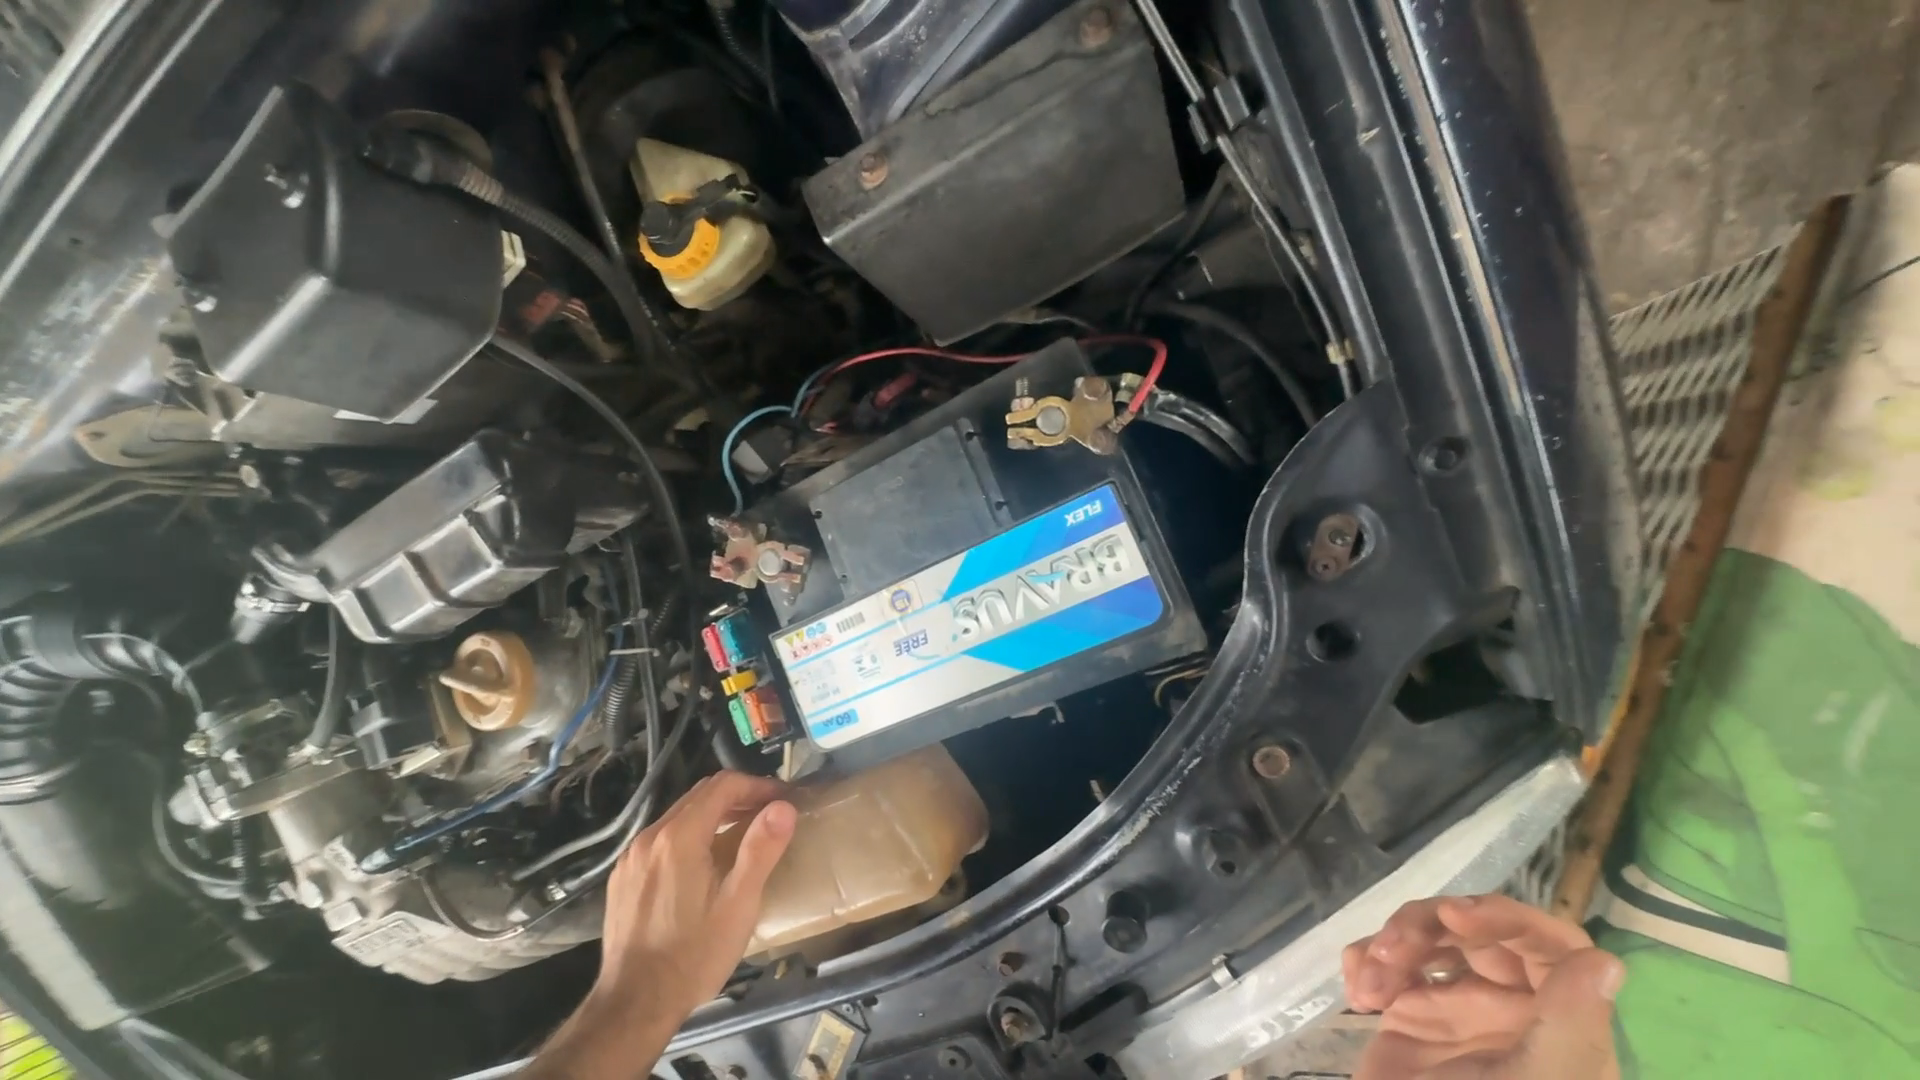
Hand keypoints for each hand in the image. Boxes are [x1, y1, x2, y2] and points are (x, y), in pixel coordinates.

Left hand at [594, 771, 796, 1020]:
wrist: (633, 1005)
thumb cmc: (693, 955)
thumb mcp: (738, 905)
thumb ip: (760, 850)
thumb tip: (783, 807)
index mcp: (679, 837)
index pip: (723, 785)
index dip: (758, 786)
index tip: (784, 801)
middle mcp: (650, 836)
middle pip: (700, 795)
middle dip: (739, 797)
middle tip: (770, 815)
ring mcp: (631, 857)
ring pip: (679, 815)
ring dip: (715, 815)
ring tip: (744, 836)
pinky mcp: (623, 877)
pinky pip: (661, 839)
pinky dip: (690, 835)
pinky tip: (705, 864)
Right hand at [1341, 894, 1623, 1079]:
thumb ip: (1571, 1026)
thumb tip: (1605, 960)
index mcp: (1555, 1020)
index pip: (1547, 943)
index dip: (1506, 917)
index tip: (1456, 918)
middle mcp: (1507, 1004)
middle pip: (1471, 930)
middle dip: (1423, 927)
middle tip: (1391, 949)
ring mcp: (1452, 1005)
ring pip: (1422, 936)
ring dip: (1386, 946)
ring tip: (1367, 988)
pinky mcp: (1405, 1014)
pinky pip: (1382, 962)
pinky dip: (1362, 963)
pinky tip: (1357, 994)